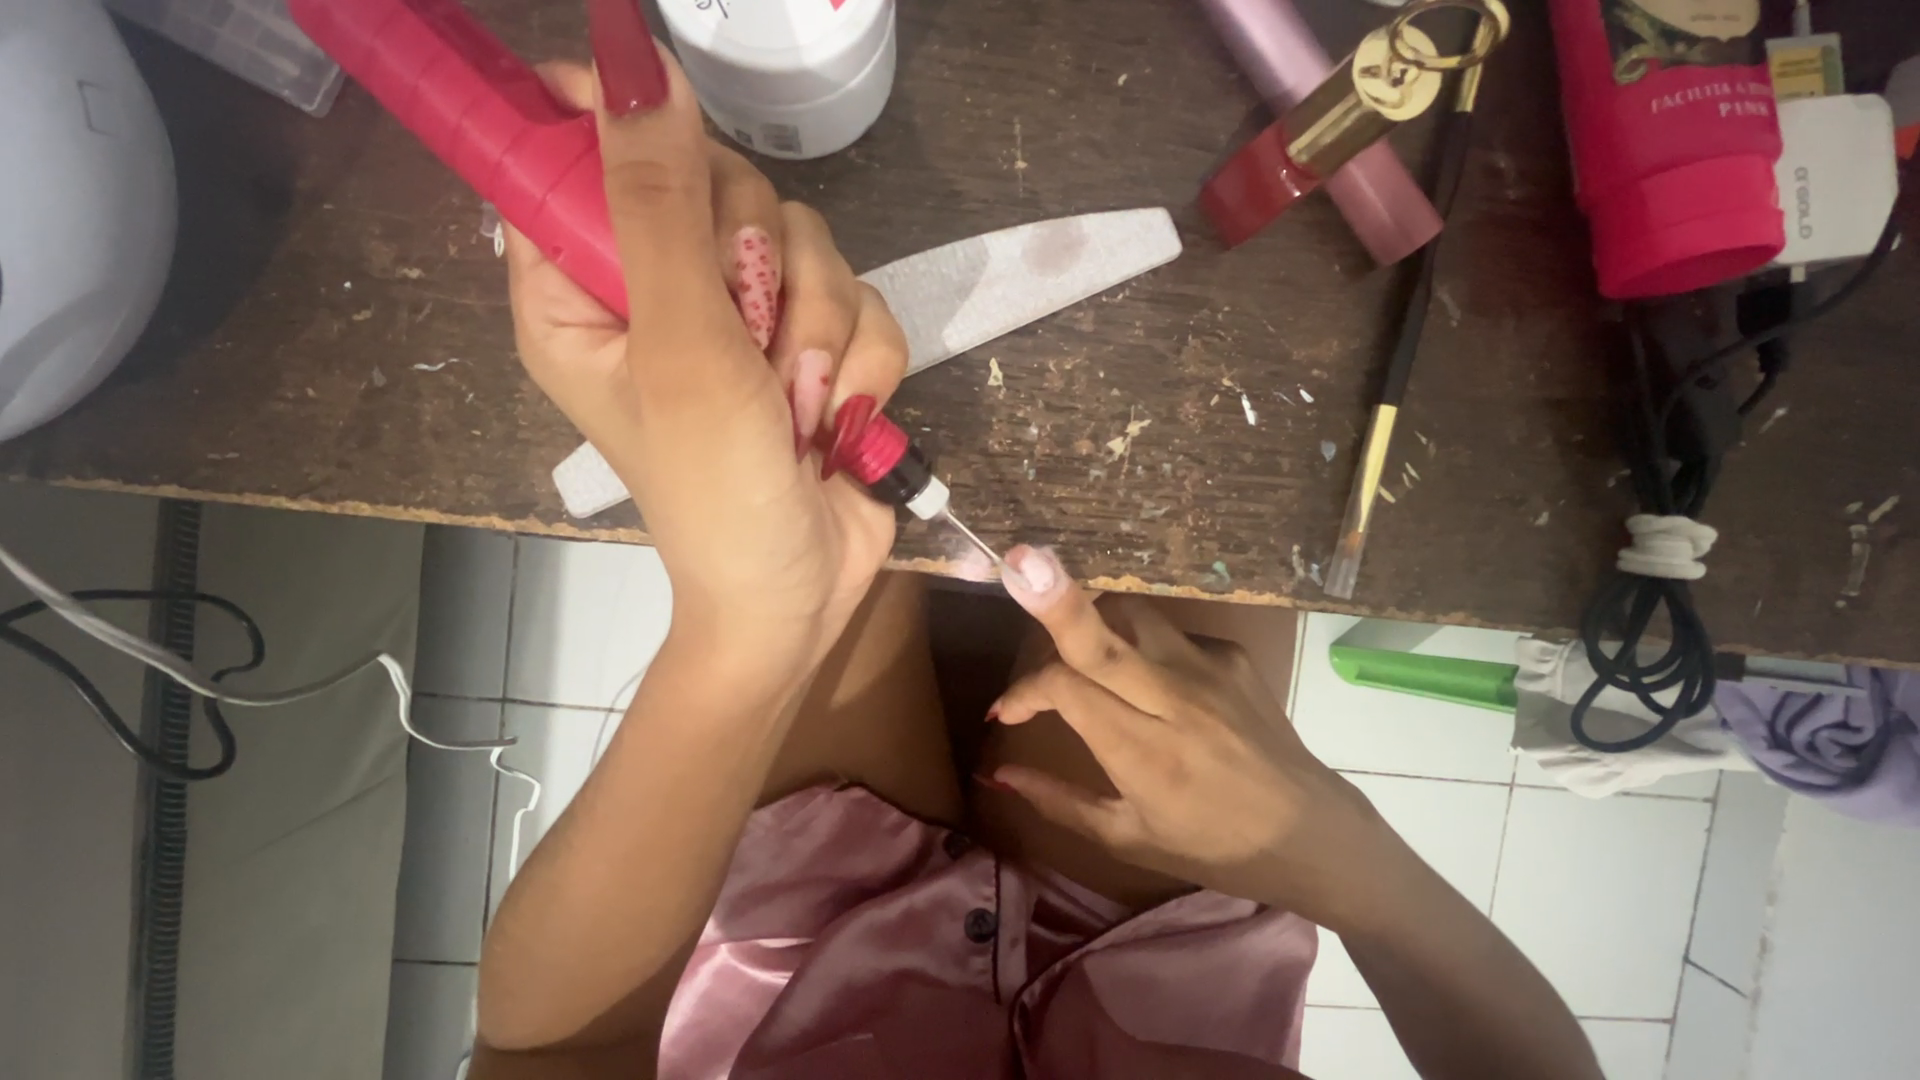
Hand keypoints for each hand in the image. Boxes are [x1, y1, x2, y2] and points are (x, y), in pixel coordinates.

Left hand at [504, 50, 907, 678]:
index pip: (573, 159)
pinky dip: (863, 362)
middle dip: (761, 266)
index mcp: (583, 294)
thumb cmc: (715, 492)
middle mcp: (663, 292)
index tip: (677, 151)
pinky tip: (841, 418)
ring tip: (802, 407)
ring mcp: (748, 318)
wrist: (802, 588)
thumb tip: (632, 66)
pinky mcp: (819, 345)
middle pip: (721, 185)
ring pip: (808, 243)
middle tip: (754, 339)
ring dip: (821, 330)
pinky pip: (861, 299)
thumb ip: (659, 210)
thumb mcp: (680, 353)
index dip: (621, 130)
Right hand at [988, 547, 1408, 927]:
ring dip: (1093, 620)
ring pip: (1130, 612)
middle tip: (1018, 563)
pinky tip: (1146, 679)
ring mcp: (1207, 669)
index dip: (1024, 691)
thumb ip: (1058, 802)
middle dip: (1052, 597)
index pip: (1064, 687)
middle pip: (1099, 632)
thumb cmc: (1210, 845)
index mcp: (1143, 751)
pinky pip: (1166, 632)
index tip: (1005, 714)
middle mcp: (1172, 698)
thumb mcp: (1126, 837)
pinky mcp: (1233, 655)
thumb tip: (997, 773)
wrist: (1310, 832)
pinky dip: (1139, 644)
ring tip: (1079, 651)